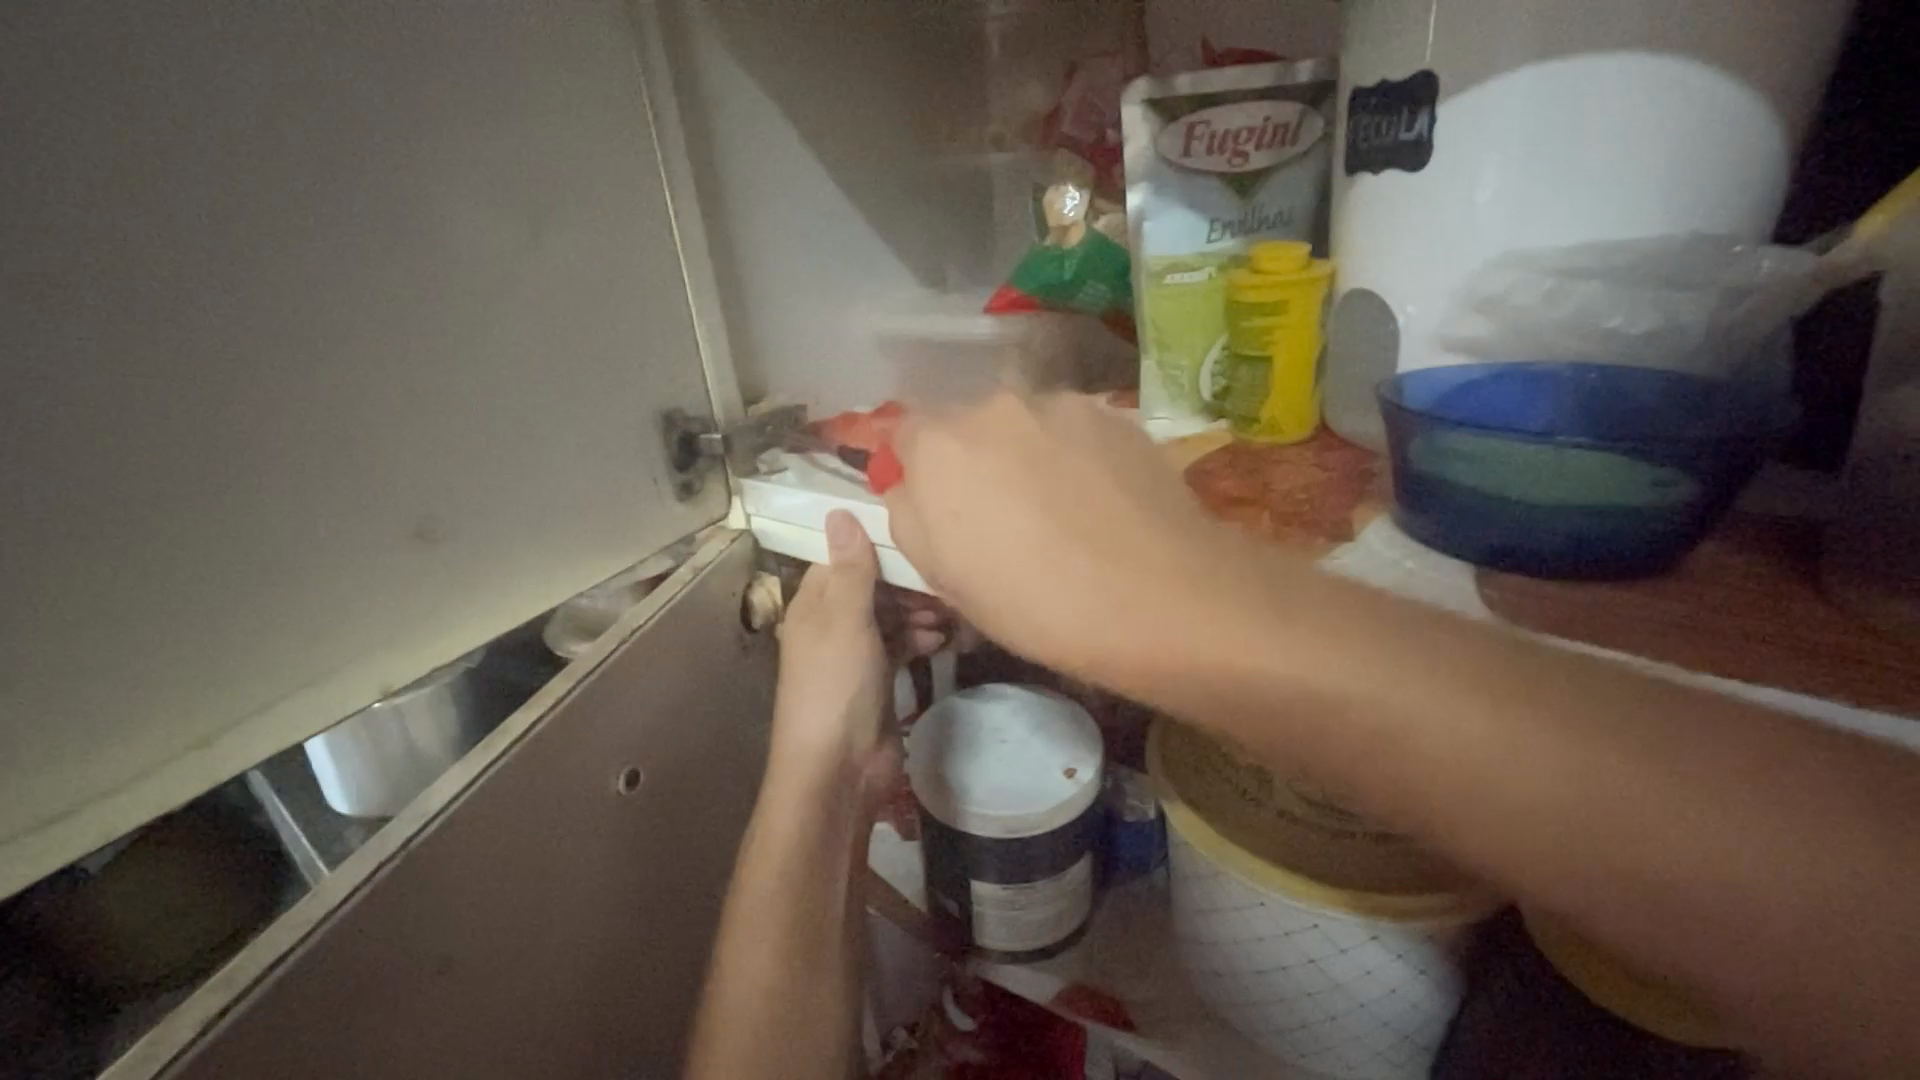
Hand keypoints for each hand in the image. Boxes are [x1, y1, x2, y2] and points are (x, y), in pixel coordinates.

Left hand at [771, 511, 951, 798]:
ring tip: (949, 615)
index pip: (844, 557)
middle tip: (945, 584)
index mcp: (813, 604)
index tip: (918, 534)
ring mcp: (855, 653)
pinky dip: (919, 638)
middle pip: (873, 585)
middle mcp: (831, 623)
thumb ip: (850, 568)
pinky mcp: (877, 679)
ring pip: (890, 615)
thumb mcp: (844, 620)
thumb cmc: (837, 686)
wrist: (839, 768)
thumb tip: (839, 511)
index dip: (878, 545)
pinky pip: (900, 645)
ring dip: (919, 611)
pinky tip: (941, 641)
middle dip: (908, 582)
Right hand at [883, 391, 1237, 681]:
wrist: (1160, 598)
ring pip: (1025, 424)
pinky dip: (1076, 455)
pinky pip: (1075, 430)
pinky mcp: (1116, 415)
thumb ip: (908, 514)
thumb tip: (909, 483)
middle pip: (967, 424)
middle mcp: (995, 405)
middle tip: (1002, 514)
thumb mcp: (942, 577)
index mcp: (939, 444)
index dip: (914, 466)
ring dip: (1026, 454)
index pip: (902, 431)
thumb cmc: (1035, 603)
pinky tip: (1100, 501)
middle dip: (973, 459)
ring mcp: (1061, 404)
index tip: (934, 502)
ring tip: (1060, 510)